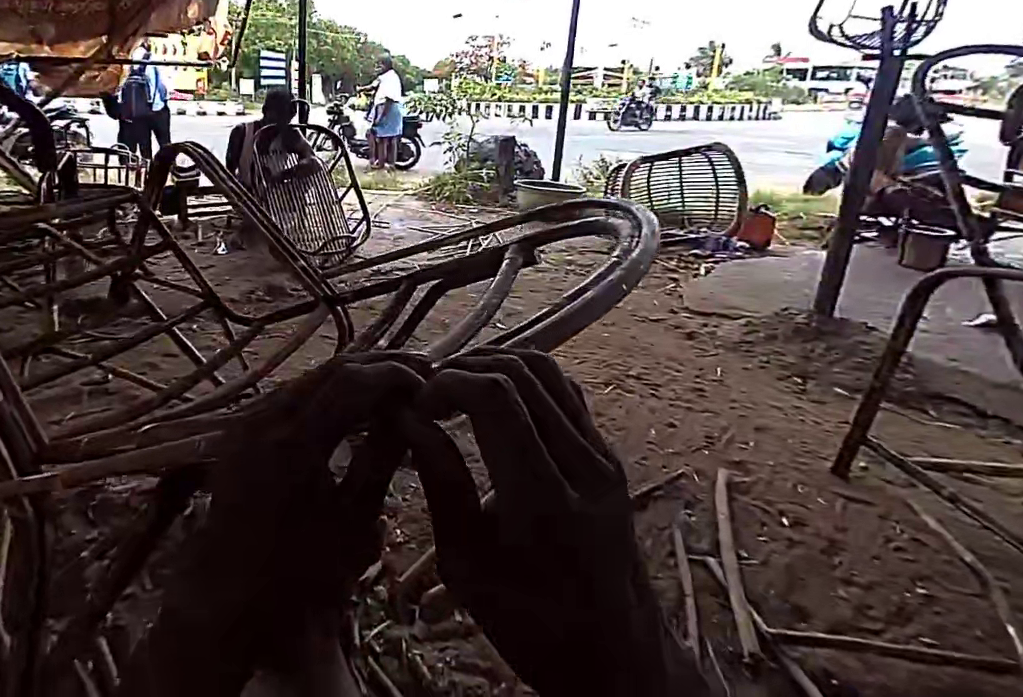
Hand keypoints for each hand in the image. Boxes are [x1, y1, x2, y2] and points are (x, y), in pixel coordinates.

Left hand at [128, 356, 427, 696]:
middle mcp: (265, 417)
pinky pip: (289, 396)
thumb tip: (411, 414)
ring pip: (308, 379)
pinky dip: (324, 393)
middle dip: (376, 366)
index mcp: (295, 441)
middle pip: (328, 370)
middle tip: (418, 369)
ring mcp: (247, 419)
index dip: (393, 375)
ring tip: (392, 382)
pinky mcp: (240, 427)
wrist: (229, 599)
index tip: (428, 381)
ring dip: (351, 376)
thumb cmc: (300, 576)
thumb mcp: (353, 523)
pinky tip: (352, 401)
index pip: (351, 382)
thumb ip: (380, 459)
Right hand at [400, 350, 684, 696]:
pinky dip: (521, 375)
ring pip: (544, 369)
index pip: (495, 399)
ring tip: (456, 387)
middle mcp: (582, 467)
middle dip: (463, 368)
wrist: (616, 659)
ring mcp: (602, 456)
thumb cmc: (530, 624)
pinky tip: (493, 396)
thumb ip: (439, 481)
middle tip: (431, 395)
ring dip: (491, 363)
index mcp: (544, 502)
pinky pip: (563, 388)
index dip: (447, 384)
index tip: (418, 405)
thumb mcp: (465, 564)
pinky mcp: (607, 453)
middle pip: (518, 372)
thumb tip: (405, 416)